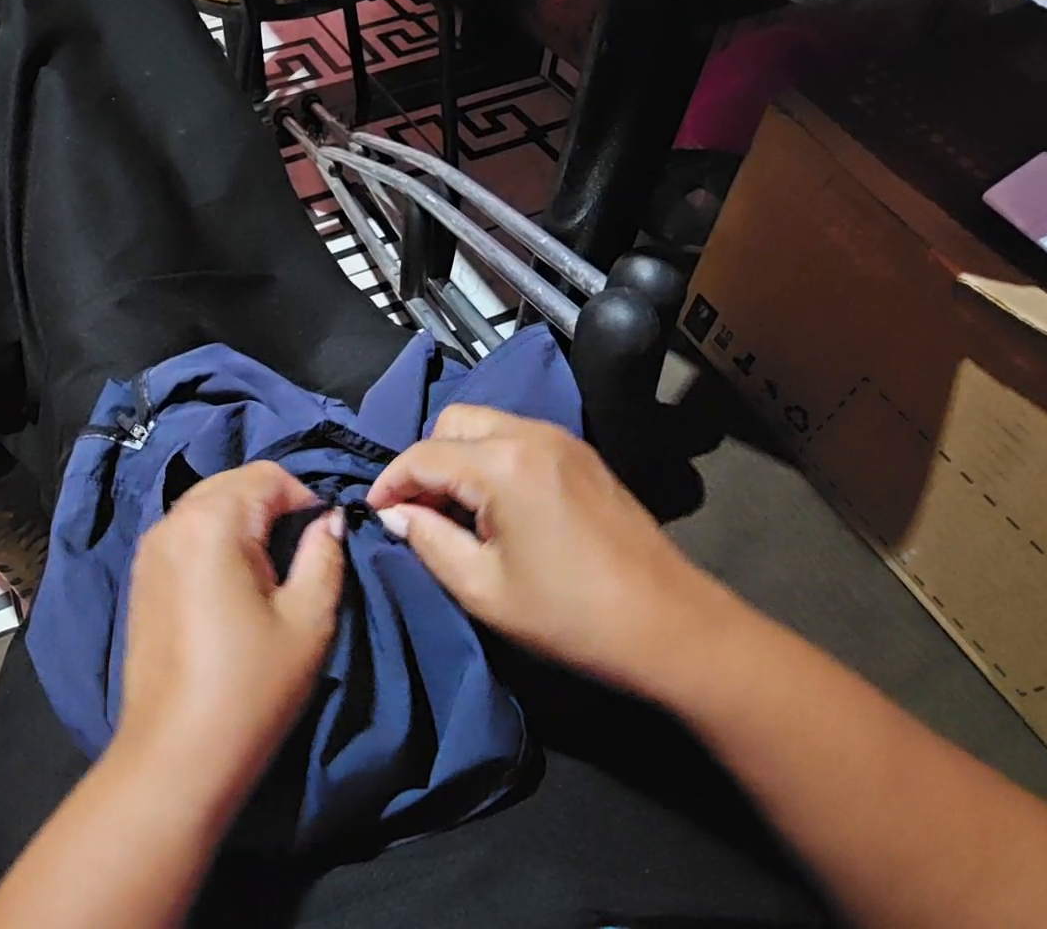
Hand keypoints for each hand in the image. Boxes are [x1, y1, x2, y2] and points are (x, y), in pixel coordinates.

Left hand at [116, 461, 344, 798]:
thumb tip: (327, 521)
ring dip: (243, 522)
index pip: (267, 476)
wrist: (176, 756)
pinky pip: (185, 534)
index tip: (321, 541)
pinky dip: (215, 540)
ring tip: (268, 573)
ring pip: (206, 506)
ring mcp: (149, 550)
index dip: (304, 498)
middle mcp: (172, 522)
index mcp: (212, 521)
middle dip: (272, 506)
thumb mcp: (309, 619)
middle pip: (232, 484)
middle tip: (297, 556)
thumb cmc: (251, 686)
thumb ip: (324, 554)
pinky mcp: (141, 578)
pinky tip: (232, 586)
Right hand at [366, 404, 733, 696]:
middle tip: (419, 512)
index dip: (389, 483)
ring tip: (456, 513)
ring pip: (486, 424)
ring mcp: (564, 440)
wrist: (669, 626)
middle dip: (425, 461)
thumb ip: (428, 540)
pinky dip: (491, 459)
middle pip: (453, 421)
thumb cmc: (569, 615)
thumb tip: (397, 514)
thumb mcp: (482, 588)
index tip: (377, 514)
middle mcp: (532, 434)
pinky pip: (518, 437)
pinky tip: (496, 507)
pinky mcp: (583, 455)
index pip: (422, 454)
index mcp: (503, 464)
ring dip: (458, 458)